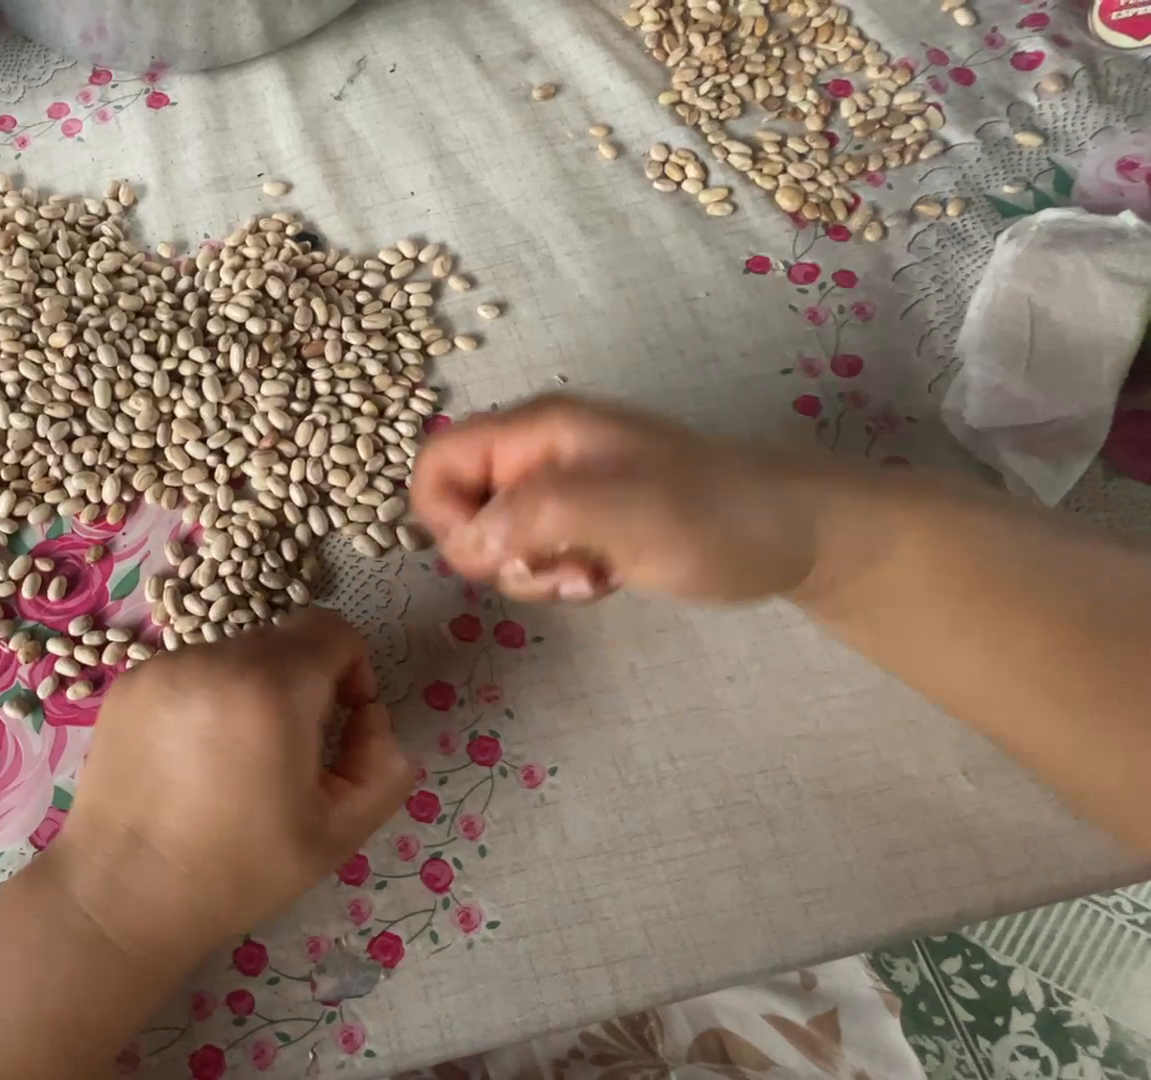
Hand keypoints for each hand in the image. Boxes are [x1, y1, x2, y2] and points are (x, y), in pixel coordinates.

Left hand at [46, 608, 414, 961]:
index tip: (341, 717)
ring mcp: (164, 666)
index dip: (352, 667)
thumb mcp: (338, 833)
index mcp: (272, 688)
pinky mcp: (129, 682)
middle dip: (303, 683)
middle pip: (284, 641)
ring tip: (232, 758)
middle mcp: (214, 659)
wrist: (122, 894)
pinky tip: (188, 756)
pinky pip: (190, 670)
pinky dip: (206, 697)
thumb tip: (370, 717)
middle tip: (287, 750)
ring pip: (235, 655)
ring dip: (252, 690)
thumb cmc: (237, 870)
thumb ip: (383, 764)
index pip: (332, 629)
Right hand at [409, 395, 822, 603]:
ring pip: (488, 541)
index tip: (489, 550)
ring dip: (527, 573)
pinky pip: (524, 559)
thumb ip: (532, 515)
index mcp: (534, 432)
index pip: (437, 460)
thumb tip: (464, 544)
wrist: (796, 537)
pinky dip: (549, 580)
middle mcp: (531, 458)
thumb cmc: (713, 512)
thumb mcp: (622, 509)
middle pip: (456, 508)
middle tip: (552, 567)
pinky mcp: (570, 528)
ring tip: (588, 575)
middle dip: (494, 553)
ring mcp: (551, 494)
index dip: (442, 511)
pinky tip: (600, 578)